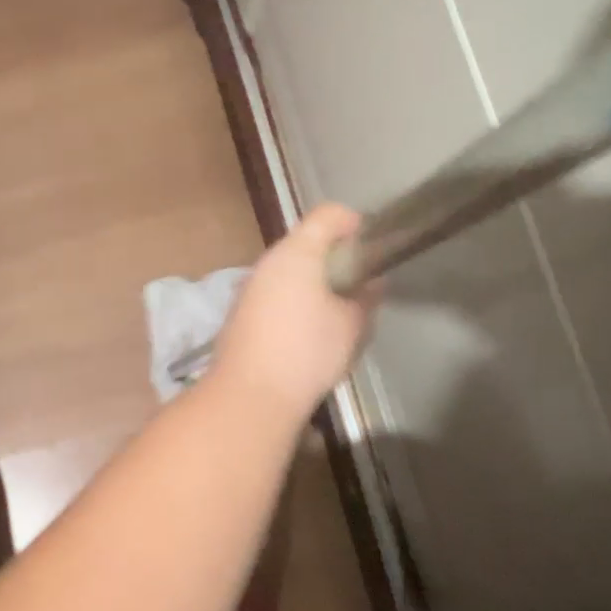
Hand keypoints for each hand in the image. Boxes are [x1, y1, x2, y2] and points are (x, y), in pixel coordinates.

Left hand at [208, 204, 379, 415]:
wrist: (250, 395)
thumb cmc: (307, 352)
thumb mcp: (351, 326)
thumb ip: (365, 299)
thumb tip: (372, 283)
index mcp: (296, 253)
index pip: (326, 216)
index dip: (352, 222)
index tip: (370, 243)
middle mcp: (267, 263)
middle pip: (303, 243)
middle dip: (331, 256)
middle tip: (357, 281)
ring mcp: (248, 288)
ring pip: (285, 271)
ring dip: (310, 281)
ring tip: (335, 309)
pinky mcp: (238, 314)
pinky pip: (271, 295)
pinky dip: (291, 301)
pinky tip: (306, 331)